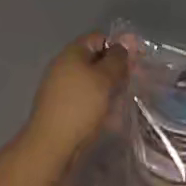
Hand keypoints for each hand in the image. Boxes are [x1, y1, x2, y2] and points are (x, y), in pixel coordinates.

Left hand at [23, 33, 127, 155]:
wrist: (51, 147)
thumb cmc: (81, 105)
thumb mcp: (106, 77)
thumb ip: (119, 57)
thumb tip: (124, 44)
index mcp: (72, 54)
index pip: (100, 38)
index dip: (119, 46)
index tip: (134, 61)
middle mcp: (64, 68)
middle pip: (97, 60)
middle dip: (116, 69)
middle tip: (133, 80)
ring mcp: (61, 90)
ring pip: (93, 81)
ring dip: (110, 87)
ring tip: (124, 99)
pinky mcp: (63, 109)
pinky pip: (87, 98)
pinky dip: (100, 102)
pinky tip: (112, 115)